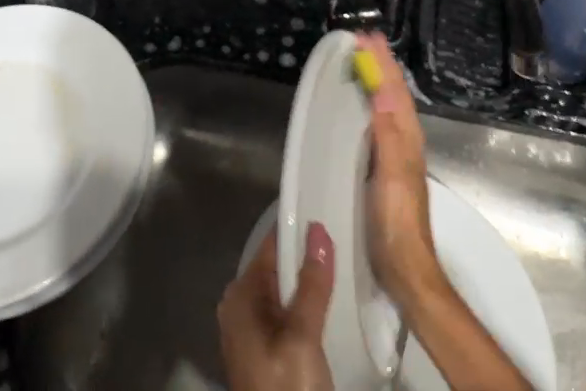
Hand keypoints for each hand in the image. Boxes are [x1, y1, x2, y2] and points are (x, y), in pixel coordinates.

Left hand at [218, 223, 335, 390]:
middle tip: (346, 238)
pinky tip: (331, 303)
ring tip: (345, 264)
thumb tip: (318, 230)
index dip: (299, 231)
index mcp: (239, 296)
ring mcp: (252, 332)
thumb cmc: (285, 387)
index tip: (331, 212)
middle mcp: (239, 307)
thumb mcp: (302, 336)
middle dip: (307, 256)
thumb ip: (312, 284)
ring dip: (310, 282)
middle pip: (277, 269)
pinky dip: (307, 305)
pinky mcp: (267, 352)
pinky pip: (287, 313)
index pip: (270, 247)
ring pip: (285, 292)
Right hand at [359, 32, 441, 304]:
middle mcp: (405, 143)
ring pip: (389, 108)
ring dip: (378, 82)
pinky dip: (372, 105)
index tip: (368, 37)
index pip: (394, 92)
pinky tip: (363, 108)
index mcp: (407, 140)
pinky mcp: (386, 169)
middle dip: (382, 66)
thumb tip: (381, 91)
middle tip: (364, 41)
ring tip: (365, 63)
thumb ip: (388, 135)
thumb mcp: (392, 177)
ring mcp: (397, 156)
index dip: (383, 64)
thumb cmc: (396, 223)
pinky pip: (380, 124)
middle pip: (394, 96)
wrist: (406, 267)